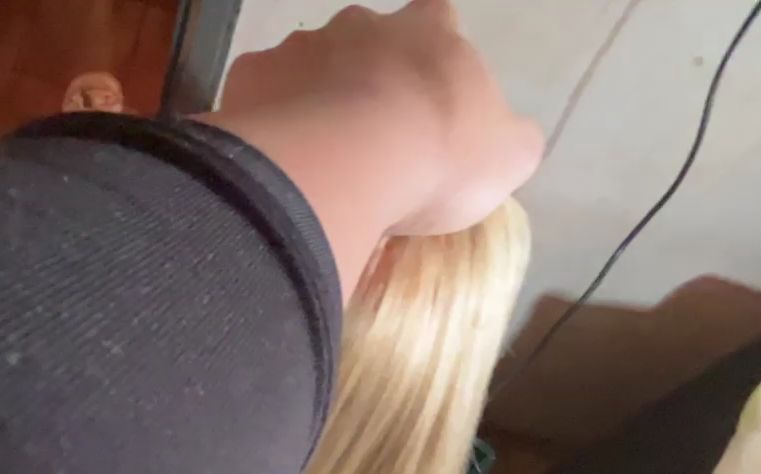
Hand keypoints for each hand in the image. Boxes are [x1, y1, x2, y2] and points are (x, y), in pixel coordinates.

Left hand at [218, 1, 542, 237]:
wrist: (347, 165)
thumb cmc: (436, 159)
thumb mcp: (505, 159)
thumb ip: (508, 142)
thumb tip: (506, 142)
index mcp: (429, 31)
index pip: (437, 19)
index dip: (431, 56)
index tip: (423, 101)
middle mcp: (361, 25)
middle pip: (364, 45)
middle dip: (362, 84)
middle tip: (363, 146)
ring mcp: (301, 47)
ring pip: (305, 71)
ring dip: (310, 107)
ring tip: (313, 165)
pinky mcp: (252, 78)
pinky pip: (258, 98)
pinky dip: (263, 126)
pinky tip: (269, 167)